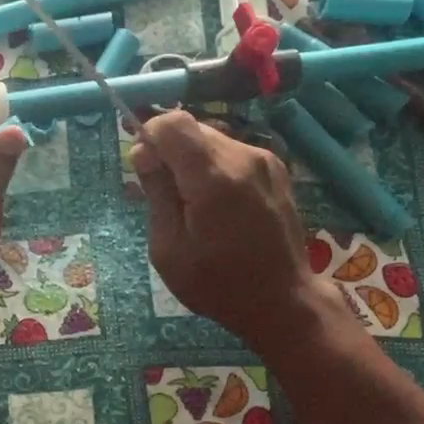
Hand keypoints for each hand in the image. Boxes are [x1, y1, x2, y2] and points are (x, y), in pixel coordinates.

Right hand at [130, 111, 335, 352]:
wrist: (281, 299)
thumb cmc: (216, 283)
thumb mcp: (168, 248)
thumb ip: (156, 193)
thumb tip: (142, 151)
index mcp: (213, 178)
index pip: (172, 123)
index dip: (150, 137)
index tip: (144, 169)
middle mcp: (243, 157)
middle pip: (193, 128)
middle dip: (170, 151)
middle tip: (164, 194)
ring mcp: (265, 160)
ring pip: (213, 139)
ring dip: (192, 161)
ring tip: (192, 206)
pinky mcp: (276, 169)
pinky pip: (233, 153)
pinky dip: (215, 168)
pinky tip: (217, 207)